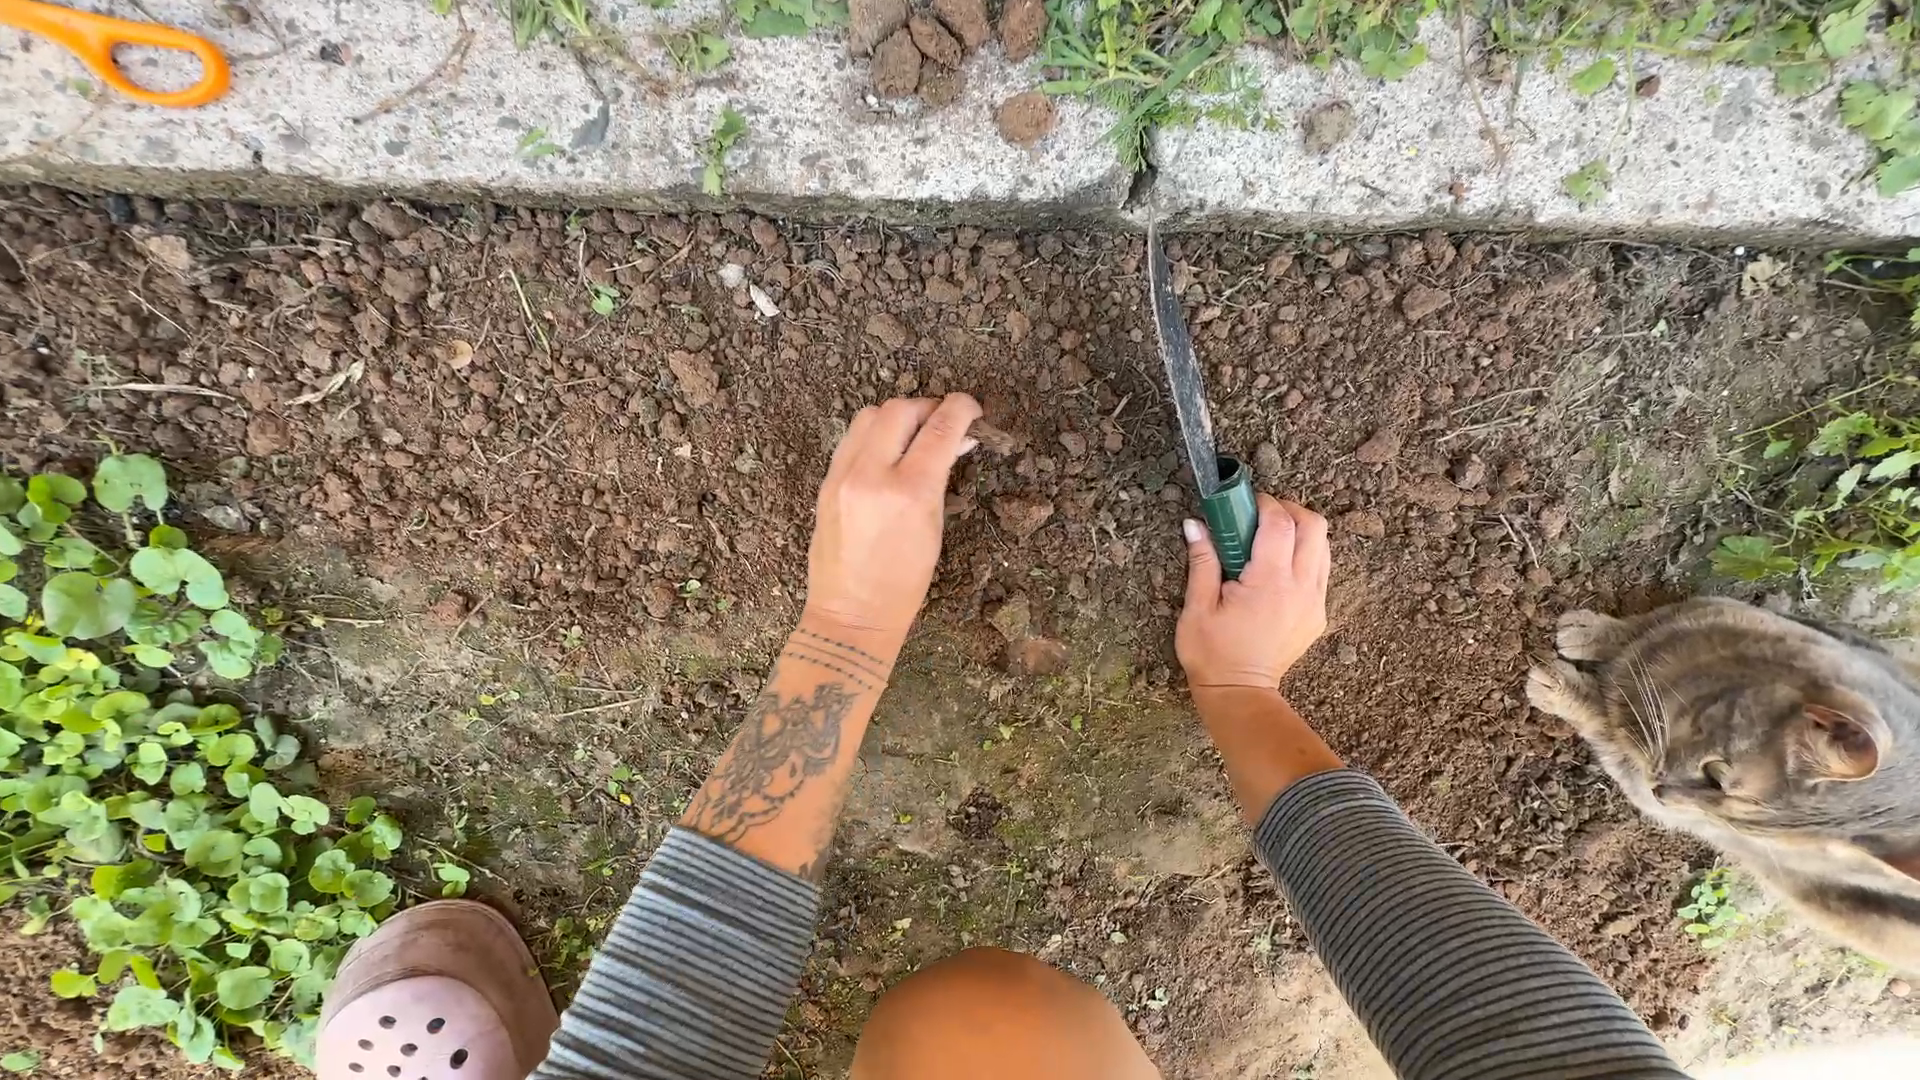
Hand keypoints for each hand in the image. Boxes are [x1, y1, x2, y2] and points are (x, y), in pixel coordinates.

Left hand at [802, 394, 982, 660]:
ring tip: (914, 434)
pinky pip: (851, 440)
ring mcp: (842, 477)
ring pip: (869, 416)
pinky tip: (888, 452)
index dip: (960, 408)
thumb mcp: (934, 528)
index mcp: (909, 492)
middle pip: (899, 409)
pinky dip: (874, 435)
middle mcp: (872, 476)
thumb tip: (955, 442)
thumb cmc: (904, 583)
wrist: (851, 613)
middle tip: (943, 421)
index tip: (971, 407)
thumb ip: (940, 478)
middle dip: (927, 407)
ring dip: (897, 416)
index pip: (939, 428)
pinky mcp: (826, 483)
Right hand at [1176, 495, 1329, 688]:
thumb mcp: (1197, 607)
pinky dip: (1304, 555)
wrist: (1239, 693)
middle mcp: (1300, 589)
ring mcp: (1314, 602)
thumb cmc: (1211, 653)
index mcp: (1268, 584)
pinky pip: (1321, 570)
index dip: (1264, 504)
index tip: (1244, 502)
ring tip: (1267, 538)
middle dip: (1289, 510)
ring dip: (1299, 531)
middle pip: (1314, 526)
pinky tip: (1276, 566)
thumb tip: (1195, 525)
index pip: (1280, 524)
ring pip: (1323, 546)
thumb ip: (1202, 561)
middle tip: (1259, 515)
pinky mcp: (1317, 614)